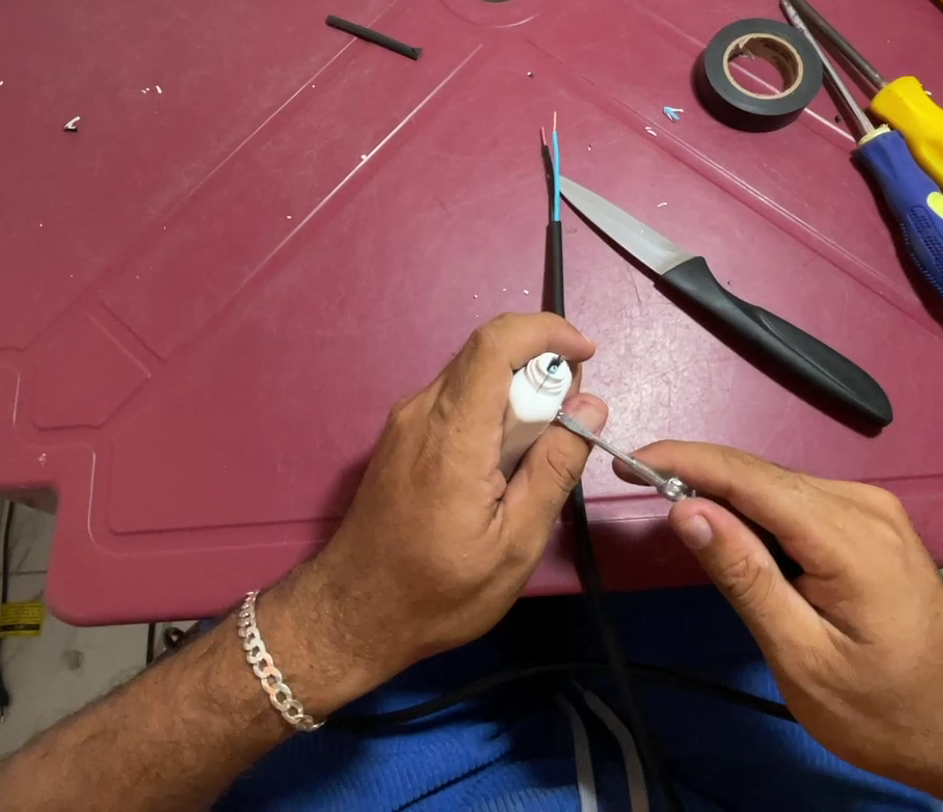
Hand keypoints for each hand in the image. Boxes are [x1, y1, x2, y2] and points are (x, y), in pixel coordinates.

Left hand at [258, 313, 603, 713]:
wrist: (353, 612)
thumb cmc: (439, 590)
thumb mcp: (515, 544)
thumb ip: (554, 468)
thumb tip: (589, 403)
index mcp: (452, 432)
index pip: (494, 343)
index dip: (546, 330)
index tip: (586, 353)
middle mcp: (422, 409)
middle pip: (487, 354)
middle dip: (540, 369)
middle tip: (569, 421)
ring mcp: (405, 419)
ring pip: (473, 375)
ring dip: (517, 393)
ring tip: (538, 452)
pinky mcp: (400, 434)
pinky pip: (456, 399)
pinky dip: (491, 410)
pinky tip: (501, 462)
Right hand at [629, 441, 942, 799]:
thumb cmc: (886, 713)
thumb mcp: (802, 657)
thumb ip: (743, 576)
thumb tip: (684, 508)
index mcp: (850, 537)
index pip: (748, 477)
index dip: (682, 460)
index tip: (627, 459)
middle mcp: (863, 504)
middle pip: (758, 474)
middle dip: (693, 474)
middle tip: (635, 483)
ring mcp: (870, 509)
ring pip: (772, 483)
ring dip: (720, 493)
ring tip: (674, 510)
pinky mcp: (867, 521)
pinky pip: (792, 499)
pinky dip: (750, 509)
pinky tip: (730, 532)